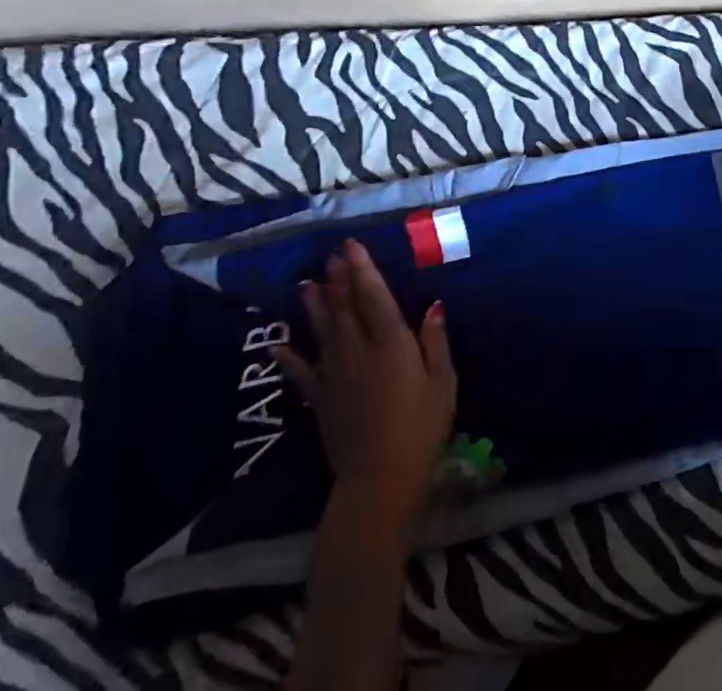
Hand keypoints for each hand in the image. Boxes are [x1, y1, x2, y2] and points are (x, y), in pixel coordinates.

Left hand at [274, 239, 457, 530]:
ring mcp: (334, 375)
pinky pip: (300, 371)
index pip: (375, 299)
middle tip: (331, 255)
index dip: (364, 271)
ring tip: (308, 283)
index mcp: (392, 345)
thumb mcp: (443, 381)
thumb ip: (435, 341)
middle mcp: (358, 352)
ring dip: (316, 305)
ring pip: (323, 331)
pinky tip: (277, 344)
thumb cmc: (422, 425)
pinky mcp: (319, 398)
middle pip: (345, 309)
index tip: (352, 247)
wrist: (379, 475)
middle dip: (339, 280)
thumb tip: (433, 305)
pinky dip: (288, 356)